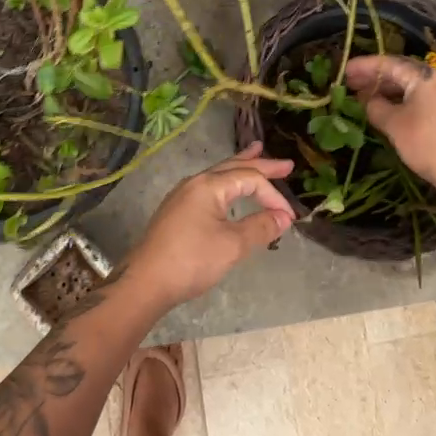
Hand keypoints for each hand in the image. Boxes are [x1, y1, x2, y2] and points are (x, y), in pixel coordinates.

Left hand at [122, 143, 295, 309]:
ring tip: (257, 154)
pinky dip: (227, 181)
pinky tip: (230, 187)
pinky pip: (209, 186)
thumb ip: (260, 227)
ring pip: (219, 174)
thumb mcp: (232, 246)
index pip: (250, 179)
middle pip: (233, 167)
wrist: (146, 281)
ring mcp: (183, 195)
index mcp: (209, 185)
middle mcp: (195, 182)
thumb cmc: (191, 261)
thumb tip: (283, 217)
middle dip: (260, 164)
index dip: (274, 196)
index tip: (289, 219)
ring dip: (241, 167)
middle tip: (286, 164)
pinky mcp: (178, 209)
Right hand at [344, 54, 435, 196]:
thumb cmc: (428, 144)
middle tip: (349, 83)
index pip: (389, 63)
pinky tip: (385, 110)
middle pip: (400, 72)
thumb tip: (367, 100)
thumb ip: (376, 107)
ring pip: (409, 86)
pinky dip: (399, 100)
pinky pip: (418, 98)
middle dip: (374, 77)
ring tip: (363, 97)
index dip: (364, 66)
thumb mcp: (394, 125)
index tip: (343, 70)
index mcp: (424, 76)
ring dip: (386, 90)